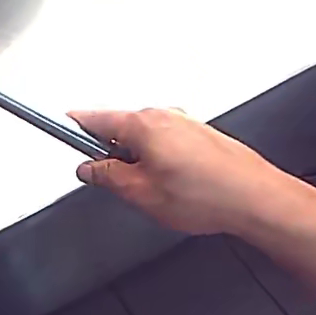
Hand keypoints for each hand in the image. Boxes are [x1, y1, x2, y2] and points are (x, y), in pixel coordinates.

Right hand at [71, 108, 301, 235]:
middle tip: (117, 184)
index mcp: (143, 124)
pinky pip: (166, 144)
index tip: (60, 125)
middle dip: (112, 154)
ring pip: (145, 139)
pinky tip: (174, 188)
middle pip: (119, 129)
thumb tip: (89, 168)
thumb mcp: (140, 193)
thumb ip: (106, 176)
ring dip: (139, 161)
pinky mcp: (199, 135)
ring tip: (155, 192)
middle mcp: (164, 115)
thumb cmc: (208, 194)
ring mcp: (184, 123)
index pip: (94, 118)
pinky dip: (161, 161)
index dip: (72, 125)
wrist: (255, 199)